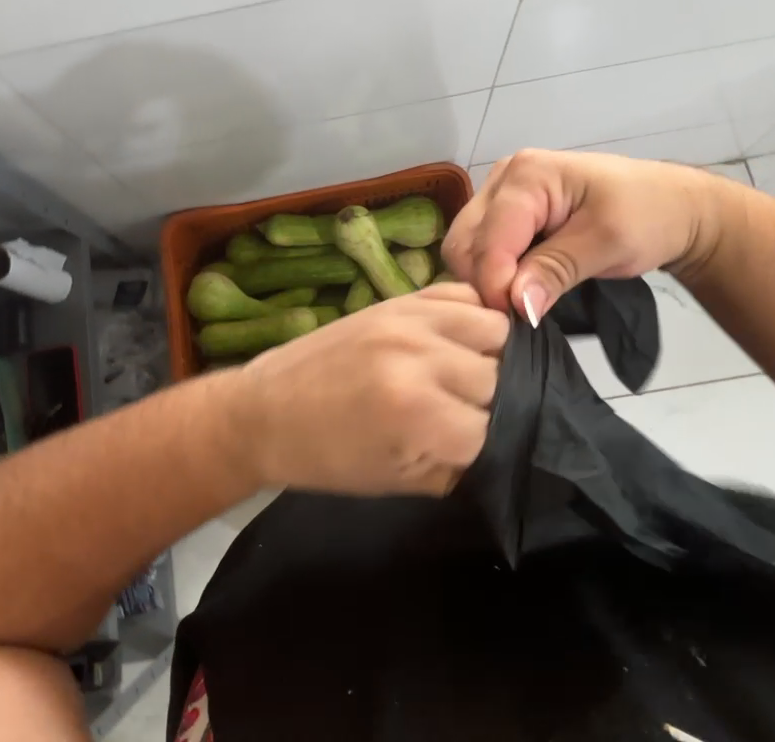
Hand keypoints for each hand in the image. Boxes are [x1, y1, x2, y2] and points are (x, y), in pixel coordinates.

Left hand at [218, 283, 509, 496]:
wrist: (266, 413)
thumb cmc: (330, 458)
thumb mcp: (403, 481)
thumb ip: (463, 465)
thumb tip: (508, 445)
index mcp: (418, 411)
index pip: (497, 428)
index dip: (484, 446)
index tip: (463, 451)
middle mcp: (420, 355)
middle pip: (500, 377)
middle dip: (488, 404)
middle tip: (458, 416)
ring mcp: (409, 319)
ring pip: (496, 330)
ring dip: (489, 356)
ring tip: (461, 376)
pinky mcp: (398, 299)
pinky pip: (462, 294)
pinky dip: (470, 318)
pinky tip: (454, 342)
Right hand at [440, 150, 732, 322]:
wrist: (671, 207)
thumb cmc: (649, 216)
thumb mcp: (608, 244)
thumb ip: (557, 270)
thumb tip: (515, 303)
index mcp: (526, 175)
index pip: (488, 239)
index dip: (495, 284)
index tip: (517, 321)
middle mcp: (501, 179)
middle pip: (464, 243)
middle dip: (483, 283)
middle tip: (517, 316)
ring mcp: (498, 195)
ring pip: (464, 248)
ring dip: (484, 281)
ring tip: (519, 304)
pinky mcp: (502, 213)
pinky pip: (478, 249)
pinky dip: (491, 274)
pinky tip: (517, 289)